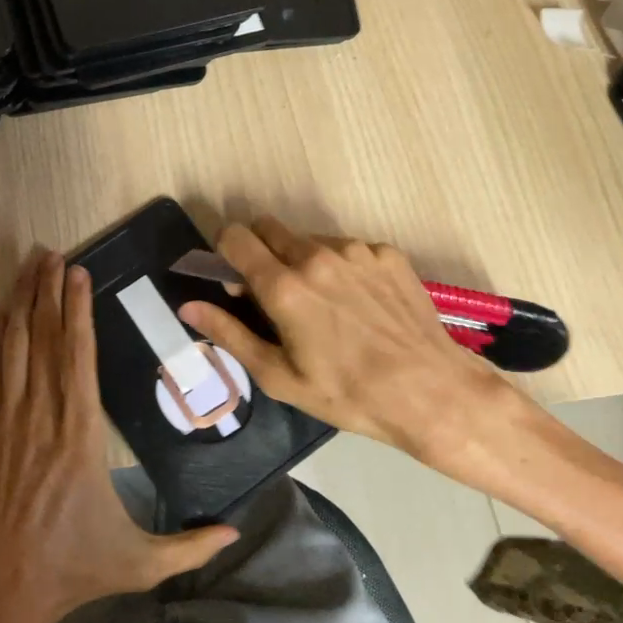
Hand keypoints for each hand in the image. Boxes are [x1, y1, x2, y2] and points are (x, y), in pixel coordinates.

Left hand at [0, 251, 238, 622]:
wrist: (9, 583)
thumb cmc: (78, 565)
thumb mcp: (143, 563)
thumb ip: (192, 545)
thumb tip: (238, 530)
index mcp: (81, 435)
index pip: (78, 356)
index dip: (78, 310)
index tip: (79, 274)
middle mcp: (42, 416)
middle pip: (45, 338)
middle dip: (48, 291)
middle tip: (52, 253)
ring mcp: (8, 420)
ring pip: (15, 347)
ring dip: (22, 303)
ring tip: (30, 267)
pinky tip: (1, 312)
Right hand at [176, 216, 518, 466]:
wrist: (435, 395)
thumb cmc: (349, 394)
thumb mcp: (279, 376)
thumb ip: (229, 333)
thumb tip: (187, 305)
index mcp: (283, 287)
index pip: (234, 237)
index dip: (224, 252)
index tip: (233, 279)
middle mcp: (316, 256)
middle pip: (266, 227)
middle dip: (259, 251)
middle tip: (273, 292)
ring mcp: (355, 251)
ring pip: (306, 238)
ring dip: (299, 259)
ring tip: (323, 304)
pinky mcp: (386, 254)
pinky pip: (345, 248)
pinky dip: (339, 267)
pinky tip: (357, 304)